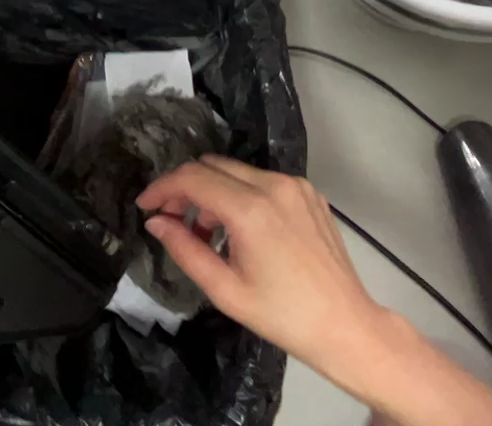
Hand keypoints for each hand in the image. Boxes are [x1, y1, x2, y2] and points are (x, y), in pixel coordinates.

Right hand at [137, 156, 385, 376]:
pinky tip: (239, 230)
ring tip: (206, 232)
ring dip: (212, 191)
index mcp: (251, 210)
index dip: (162, 187)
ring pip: (235, 170)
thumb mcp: (225, 290)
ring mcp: (294, 184)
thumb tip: (156, 221)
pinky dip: (239, 194)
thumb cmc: (282, 315)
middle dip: (185, 188)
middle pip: (211, 166)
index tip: (145, 205)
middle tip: (172, 220)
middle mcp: (273, 185)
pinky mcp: (308, 191)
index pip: (192, 178)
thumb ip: (185, 249)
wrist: (345, 325)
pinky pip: (260, 180)